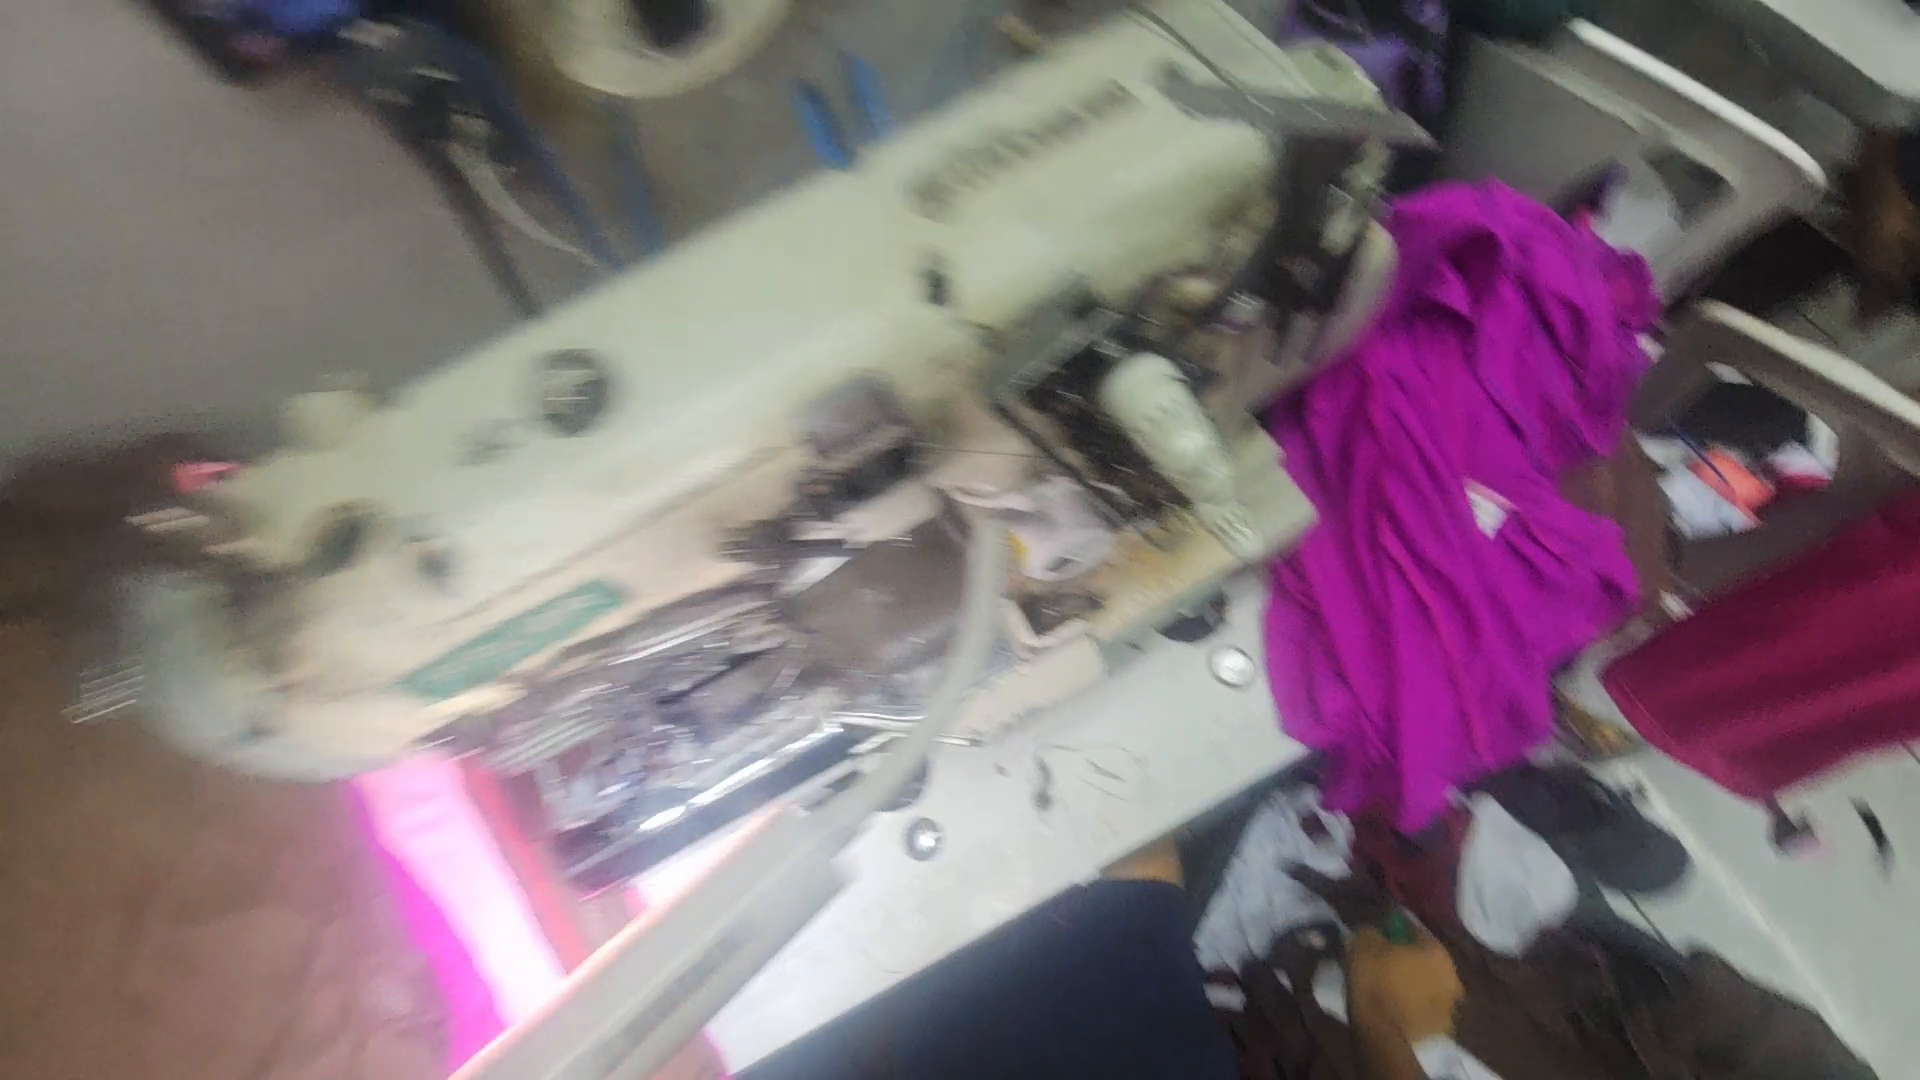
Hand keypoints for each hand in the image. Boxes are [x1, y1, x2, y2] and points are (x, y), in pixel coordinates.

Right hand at [1346, 925, 1463, 1041]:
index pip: (1416, 930)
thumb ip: (1375, 930)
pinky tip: (1396, 999)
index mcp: (1437, 953)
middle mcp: (1453, 978)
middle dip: (1409, 955)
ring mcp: (1450, 1007)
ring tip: (1390, 978)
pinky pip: (1426, 1006)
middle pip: (1427, 959)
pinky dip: (1414, 1001)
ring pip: (1429, 984)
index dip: (1397, 926)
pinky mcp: (1440, 1029)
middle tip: (1386, 954)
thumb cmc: (1373, 976)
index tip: (1381, 927)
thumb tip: (1378, 932)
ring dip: (1414, 980)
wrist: (1379, 1026)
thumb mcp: (1364, 939)